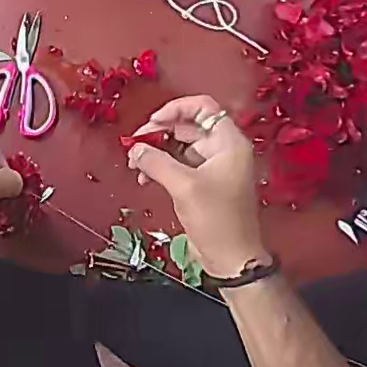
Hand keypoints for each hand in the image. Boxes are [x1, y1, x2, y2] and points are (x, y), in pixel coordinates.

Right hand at [126, 96, 268, 278]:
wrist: (231, 258)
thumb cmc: (216, 218)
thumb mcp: (184, 186)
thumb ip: (156, 162)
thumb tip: (134, 149)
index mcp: (228, 142)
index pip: (203, 107)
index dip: (176, 108)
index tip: (152, 121)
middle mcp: (223, 149)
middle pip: (188, 126)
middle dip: (159, 132)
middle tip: (135, 145)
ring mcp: (213, 166)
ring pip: (180, 146)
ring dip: (156, 151)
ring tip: (134, 164)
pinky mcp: (204, 183)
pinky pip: (179, 164)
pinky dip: (161, 167)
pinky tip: (143, 178)